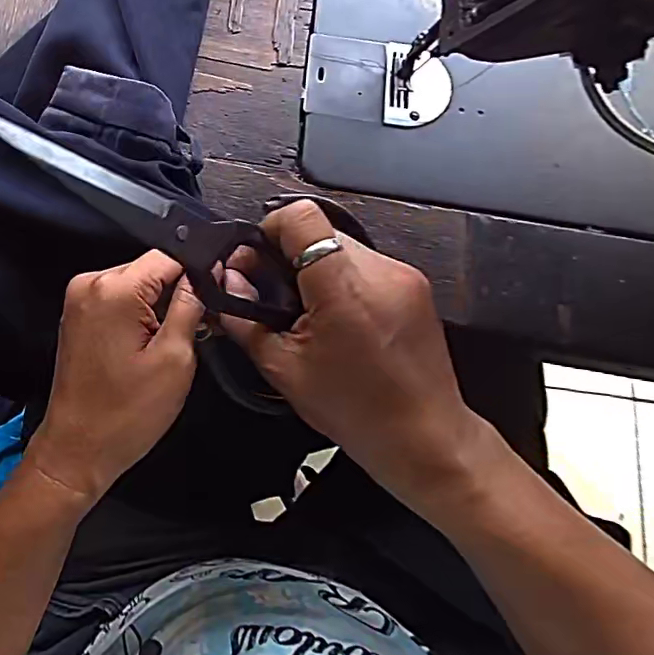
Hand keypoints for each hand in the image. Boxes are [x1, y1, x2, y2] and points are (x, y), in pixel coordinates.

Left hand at [26, 250, 204, 506]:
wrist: (78, 448)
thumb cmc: (125, 413)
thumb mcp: (175, 359)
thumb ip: (190, 307)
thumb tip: (205, 274)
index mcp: (113, 289)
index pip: (169, 255)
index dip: (197, 272)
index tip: (212, 299)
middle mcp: (90, 284)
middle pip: (151, 267)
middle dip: (176, 292)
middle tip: (194, 330)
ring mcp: (79, 299)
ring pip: (136, 283)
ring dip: (157, 305)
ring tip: (166, 345)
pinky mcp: (78, 315)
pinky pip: (118, 298)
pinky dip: (137, 314)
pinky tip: (146, 345)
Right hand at [216, 202, 507, 512]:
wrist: (424, 437)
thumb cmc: (362, 413)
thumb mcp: (283, 369)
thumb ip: (245, 320)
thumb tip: (229, 285)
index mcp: (345, 290)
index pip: (301, 217)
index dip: (268, 229)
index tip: (257, 255)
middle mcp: (380, 274)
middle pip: (318, 228)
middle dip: (288, 253)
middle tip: (274, 290)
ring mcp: (402, 277)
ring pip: (340, 243)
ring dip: (315, 266)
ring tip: (307, 309)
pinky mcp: (413, 285)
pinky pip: (364, 262)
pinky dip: (340, 278)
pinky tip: (335, 316)